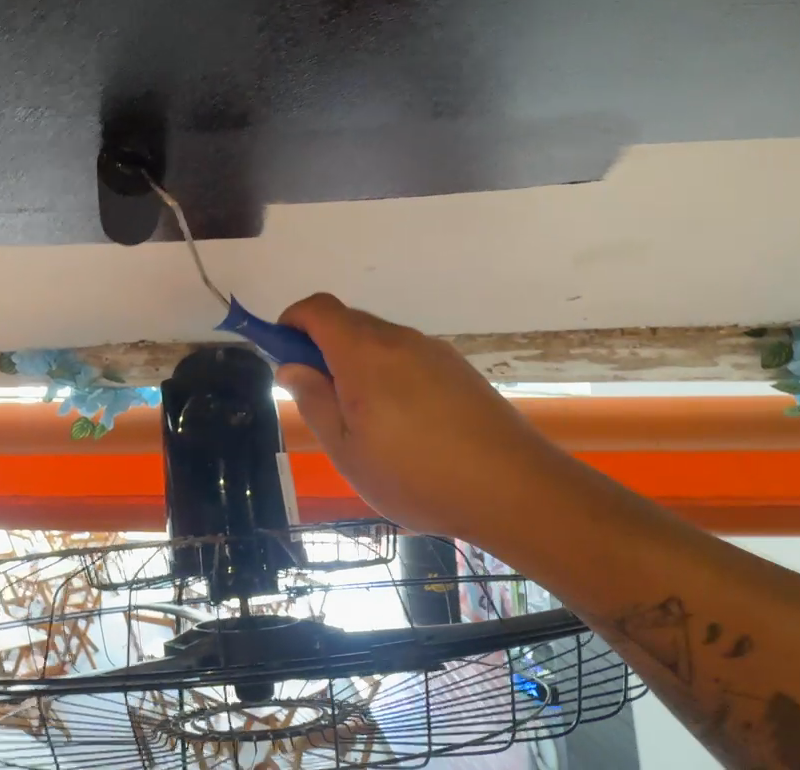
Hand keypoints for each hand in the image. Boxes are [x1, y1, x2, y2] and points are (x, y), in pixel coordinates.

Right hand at [275, 293, 572, 545]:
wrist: (515, 489)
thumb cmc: (417, 475)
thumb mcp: (347, 450)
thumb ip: (313, 401)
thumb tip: (290, 367)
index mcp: (363, 353)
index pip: (317, 308)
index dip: (292, 322)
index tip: (284, 355)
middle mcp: (398, 339)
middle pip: (348, 322)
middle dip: (322, 347)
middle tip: (321, 399)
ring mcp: (433, 351)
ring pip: (379, 341)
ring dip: (357, 363)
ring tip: (366, 421)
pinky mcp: (458, 369)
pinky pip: (408, 357)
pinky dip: (389, 373)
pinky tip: (405, 424)